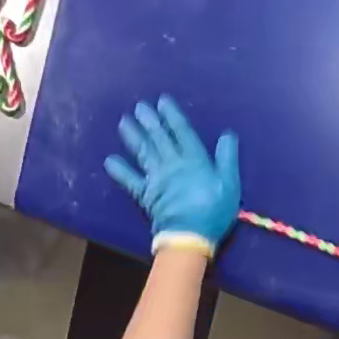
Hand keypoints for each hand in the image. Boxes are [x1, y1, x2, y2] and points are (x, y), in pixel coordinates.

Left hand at [107, 96, 241, 254]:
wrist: (190, 236)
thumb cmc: (214, 211)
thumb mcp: (230, 184)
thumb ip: (227, 158)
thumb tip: (227, 135)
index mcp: (194, 160)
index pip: (182, 132)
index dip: (172, 116)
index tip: (162, 101)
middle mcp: (172, 164)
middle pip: (159, 138)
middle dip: (149, 121)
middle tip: (139, 107)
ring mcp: (157, 179)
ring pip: (143, 152)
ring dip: (133, 136)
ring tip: (124, 122)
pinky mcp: (145, 195)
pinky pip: (130, 180)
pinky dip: (119, 170)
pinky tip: (109, 160)